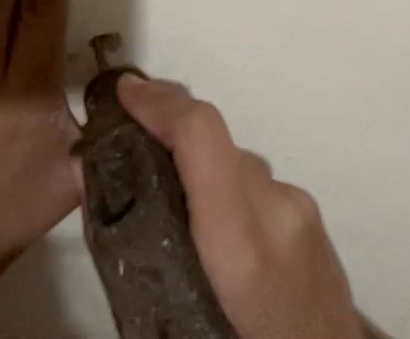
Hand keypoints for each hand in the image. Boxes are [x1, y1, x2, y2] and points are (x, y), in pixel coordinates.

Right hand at [117, 76, 362, 338]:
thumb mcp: (179, 319)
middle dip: (168, 127)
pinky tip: (202, 215)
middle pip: (216, 141)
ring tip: (155, 182)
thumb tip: (98, 195)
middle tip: (122, 136)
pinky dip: (223, 180)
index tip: (126, 93)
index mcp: (242, 244)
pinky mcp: (311, 212)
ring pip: (234, 159)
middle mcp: (277, 211)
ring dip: (196, 161)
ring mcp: (299, 208)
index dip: (161, 105)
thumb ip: (142, 254)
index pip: (204, 137)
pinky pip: (255, 179)